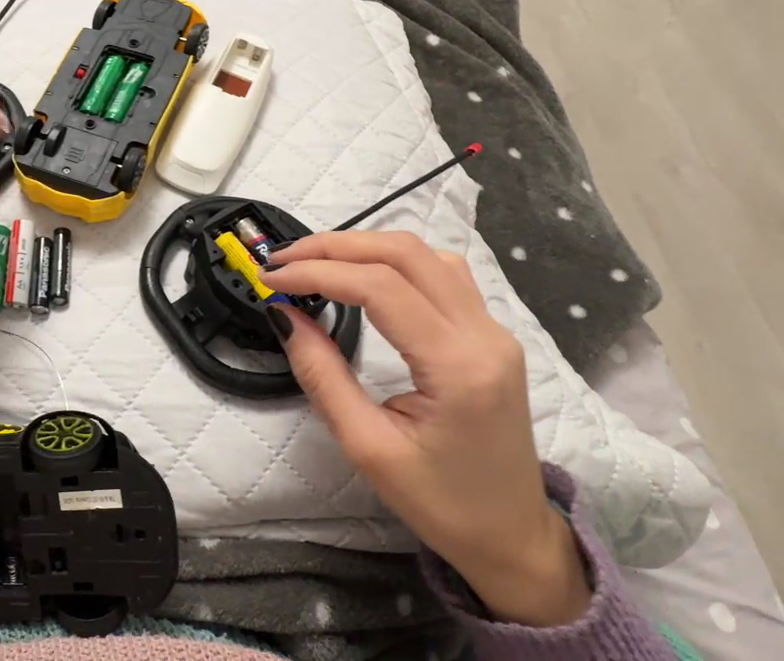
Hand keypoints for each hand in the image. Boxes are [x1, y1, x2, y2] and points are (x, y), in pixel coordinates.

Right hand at [260, 232, 591, 626]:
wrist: (512, 536)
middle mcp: (485, 335)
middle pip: (405, 254)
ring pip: (426, 254)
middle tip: (283, 261)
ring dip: (364, 246)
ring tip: (314, 262)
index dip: (318, 272)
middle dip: (335, 246)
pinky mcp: (490, 333)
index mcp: (459, 367)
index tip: (271, 281)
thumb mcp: (366, 446)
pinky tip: (364, 273)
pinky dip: (394, 259)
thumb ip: (323, 374)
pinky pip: (443, 271)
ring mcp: (494, 330)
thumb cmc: (441, 503)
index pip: (381, 287)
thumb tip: (284, 314)